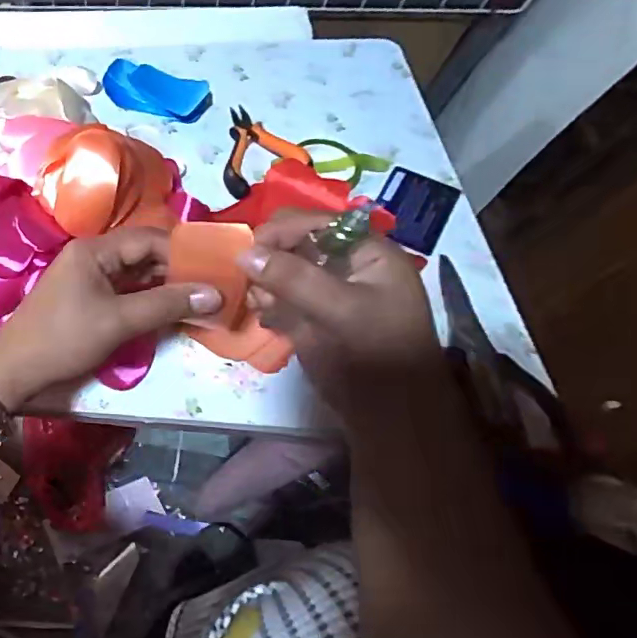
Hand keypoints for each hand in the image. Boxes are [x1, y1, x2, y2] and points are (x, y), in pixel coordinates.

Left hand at [0, 228, 221, 405]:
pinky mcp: (91, 300)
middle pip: (145, 255)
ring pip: (138, 275)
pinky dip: (150, 301)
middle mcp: (94, 256)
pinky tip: (174, 312)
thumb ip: (167, 305)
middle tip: (213, 286)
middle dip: (178, 270)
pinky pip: (128, 293)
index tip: (213, 269)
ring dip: (166, 287)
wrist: (14, 372)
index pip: (150, 238)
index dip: (183, 252)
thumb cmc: (63, 339)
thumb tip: (215, 294)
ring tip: (201, 300)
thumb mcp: (118, 321)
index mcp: (95, 249)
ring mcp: (91, 279)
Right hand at [238, 209, 451, 421]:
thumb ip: (294, 279)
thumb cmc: (378, 354)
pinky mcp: (312, 317)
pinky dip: (267, 301)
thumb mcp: (342, 311)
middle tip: (247, 277)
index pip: (317, 223)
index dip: (282, 231)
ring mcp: (327, 292)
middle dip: (269, 256)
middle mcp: (346, 265)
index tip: (248, 251)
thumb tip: (244, 253)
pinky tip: (261, 313)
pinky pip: (281, 297)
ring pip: (284, 271)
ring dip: (264, 280)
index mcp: (367, 252)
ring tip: (257, 301)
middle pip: (296, 244)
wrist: (392, 415)